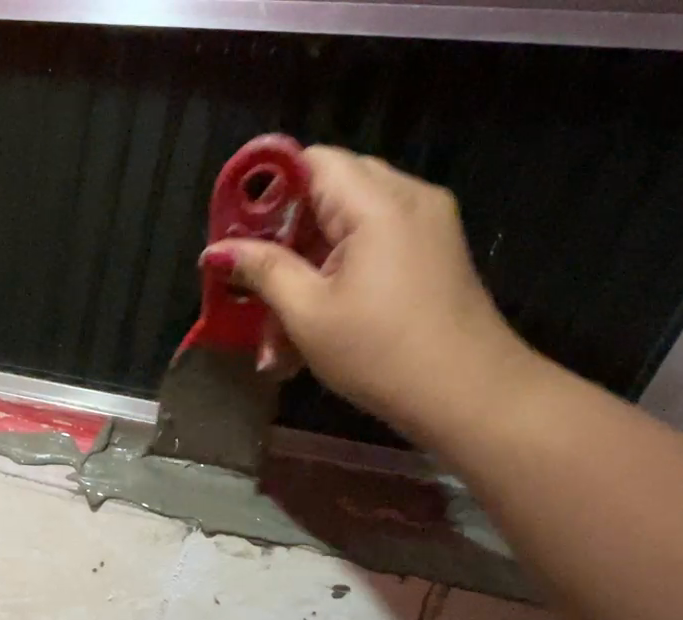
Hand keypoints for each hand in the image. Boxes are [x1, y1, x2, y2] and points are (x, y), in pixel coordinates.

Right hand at [203, 146, 536, 437]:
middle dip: (282, 228)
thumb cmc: (379, 353)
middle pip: (329, 188)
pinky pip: (371, 242)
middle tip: (248, 272)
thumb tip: (215, 250)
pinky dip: (335, 268)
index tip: (232, 228)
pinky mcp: (429, 253)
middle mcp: (408, 198)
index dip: (266, 187)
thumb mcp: (308, 313)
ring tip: (275, 309)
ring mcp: (424, 225)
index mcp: (378, 204)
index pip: (312, 162)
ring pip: (347, 220)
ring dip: (305, 257)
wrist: (467, 394)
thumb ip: (262, 270)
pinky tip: (312, 313)